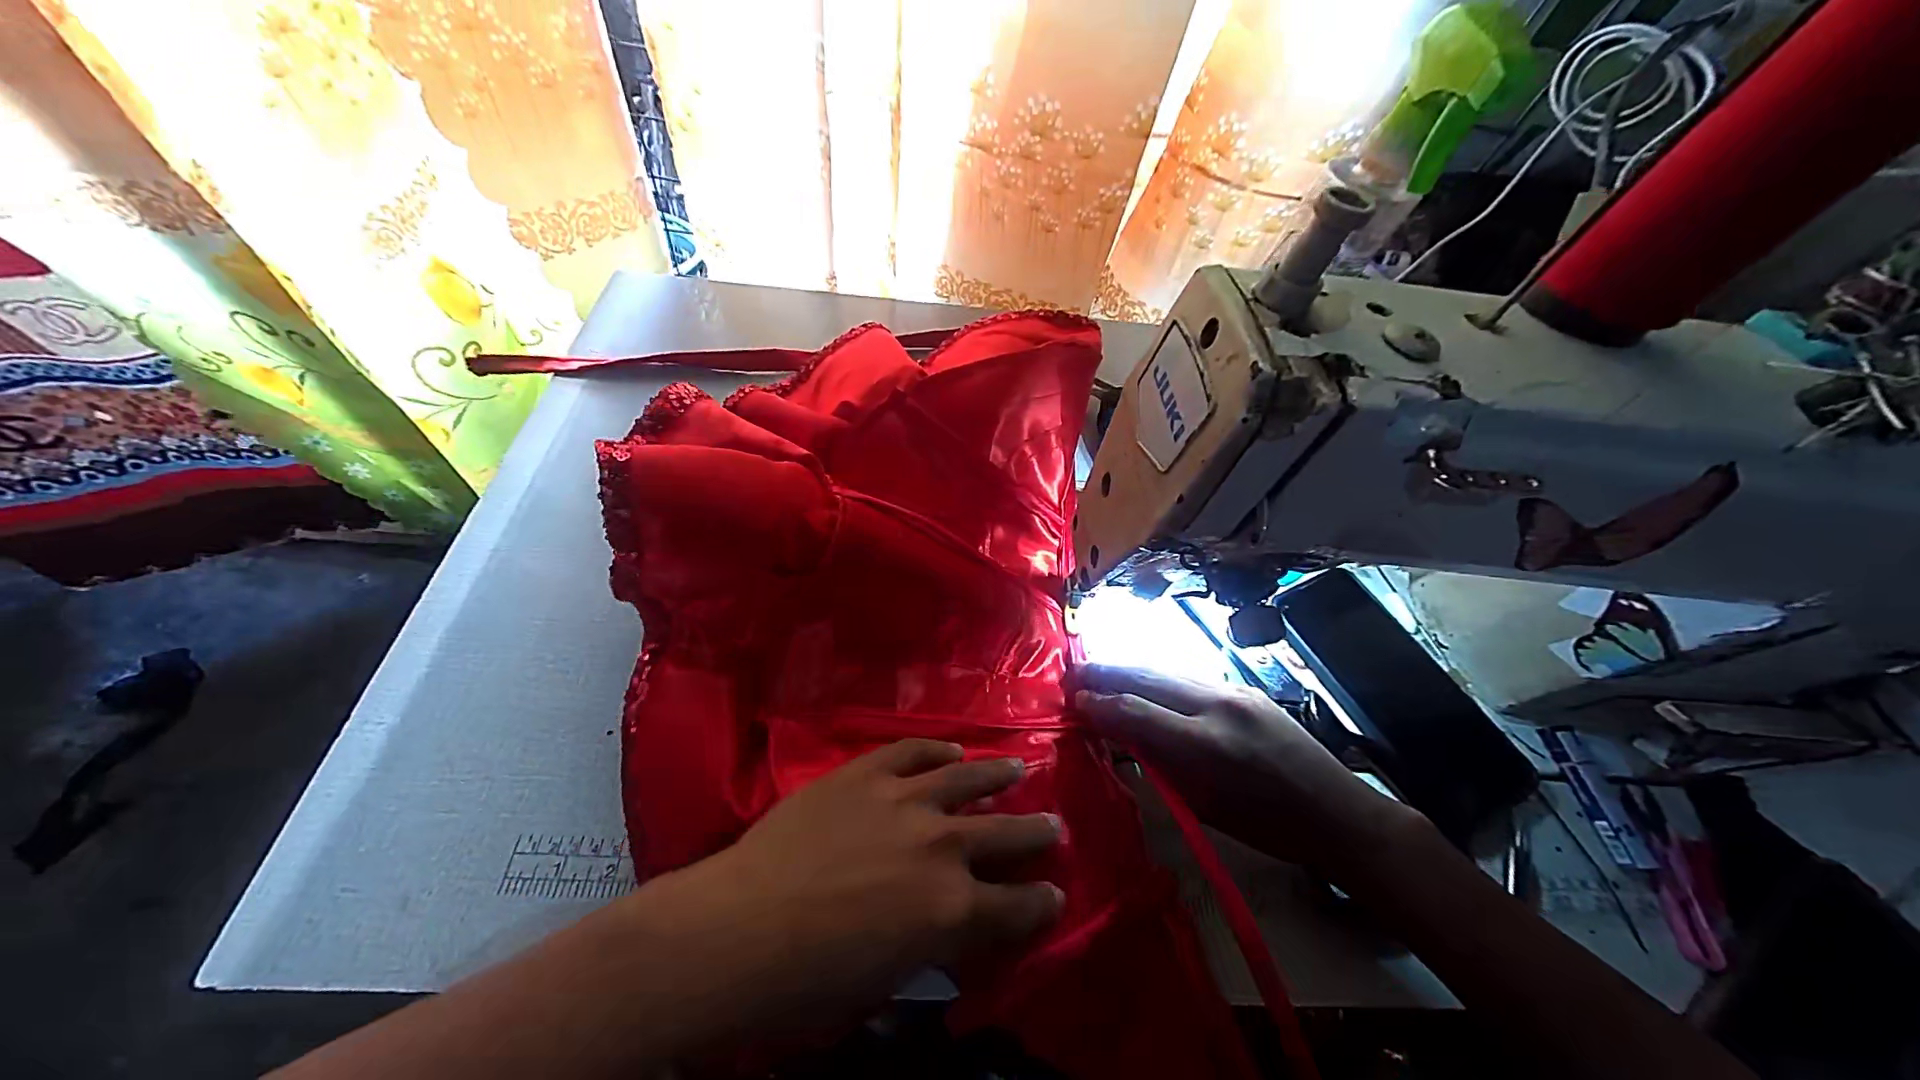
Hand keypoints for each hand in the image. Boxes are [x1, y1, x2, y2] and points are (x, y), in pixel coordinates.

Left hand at [639, 739, 1063, 1044]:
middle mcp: (943, 846)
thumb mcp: (888, 982)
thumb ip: (930, 947)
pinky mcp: (866, 773)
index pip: (1018, 906)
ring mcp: (904, 800)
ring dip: (997, 775)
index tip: (1054, 893)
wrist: (740, 927)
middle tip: (1054, 825)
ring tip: (1017, 767)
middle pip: (1006, 834)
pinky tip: (951, 749)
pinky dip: (937, 749)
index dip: (1041, 902)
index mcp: (953, 910)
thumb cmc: (809, 981)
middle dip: (1036, 833)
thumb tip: (949, 930)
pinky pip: (913, 751)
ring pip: (967, 779)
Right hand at [1073, 663, 1420, 877]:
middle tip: (1073, 673)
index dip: (1098, 702)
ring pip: (1167, 670)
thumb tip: (1119, 738)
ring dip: (1129, 669)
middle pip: (1146, 676)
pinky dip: (1159, 678)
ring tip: (1100, 672)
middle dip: (1104, 672)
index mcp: (1204, 745)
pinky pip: (1190, 676)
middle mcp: (1217, 706)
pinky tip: (1145, 682)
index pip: (1135, 710)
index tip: (1072, 700)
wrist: (1338, 813)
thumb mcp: (1204, 805)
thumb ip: (1159, 765)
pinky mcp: (1246, 689)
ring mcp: (1234, 691)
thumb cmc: (1268, 828)